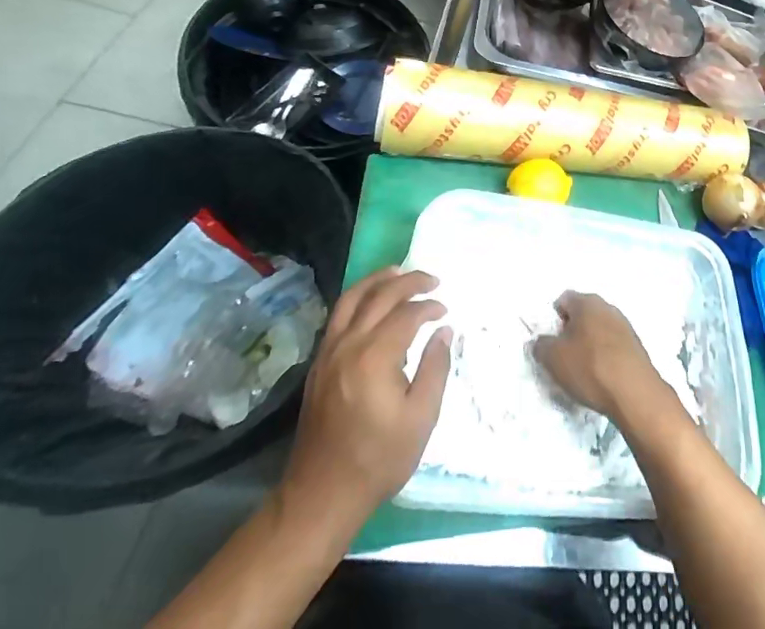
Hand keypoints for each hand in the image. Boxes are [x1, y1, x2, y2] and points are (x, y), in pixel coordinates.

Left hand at [282, 267, 451, 523]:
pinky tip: (370, 303)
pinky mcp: (318, 365)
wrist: (323, 492)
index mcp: (374, 357)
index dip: (429, 307)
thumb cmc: (379, 459)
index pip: (406, 314)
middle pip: (378, 297)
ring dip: (376, 281)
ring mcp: (327, 353)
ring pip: (350, 300)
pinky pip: (337, 317)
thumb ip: (435, 368)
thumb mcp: (421, 418)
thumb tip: (443, 332)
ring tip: (398, 272)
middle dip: (407, 282)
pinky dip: (357, 300)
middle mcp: (347, 345)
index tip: (446, 311)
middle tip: (431, 279)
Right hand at [532, 291, 674, 427]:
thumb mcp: (553, 358)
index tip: (551, 341)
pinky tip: (601, 376)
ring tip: (583, 370)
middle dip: (571, 331)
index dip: (553, 318)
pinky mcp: (637, 347)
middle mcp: (608, 308)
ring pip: (599, 330)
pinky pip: (613, 346)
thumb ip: (541, 345)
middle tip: (563, 356)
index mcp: (587, 302)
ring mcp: (626, 327)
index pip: (563, 299)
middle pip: (583, 314)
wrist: (635, 393)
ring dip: (589, 344)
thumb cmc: (589, 368)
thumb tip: (542, 341)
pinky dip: (605, 356)